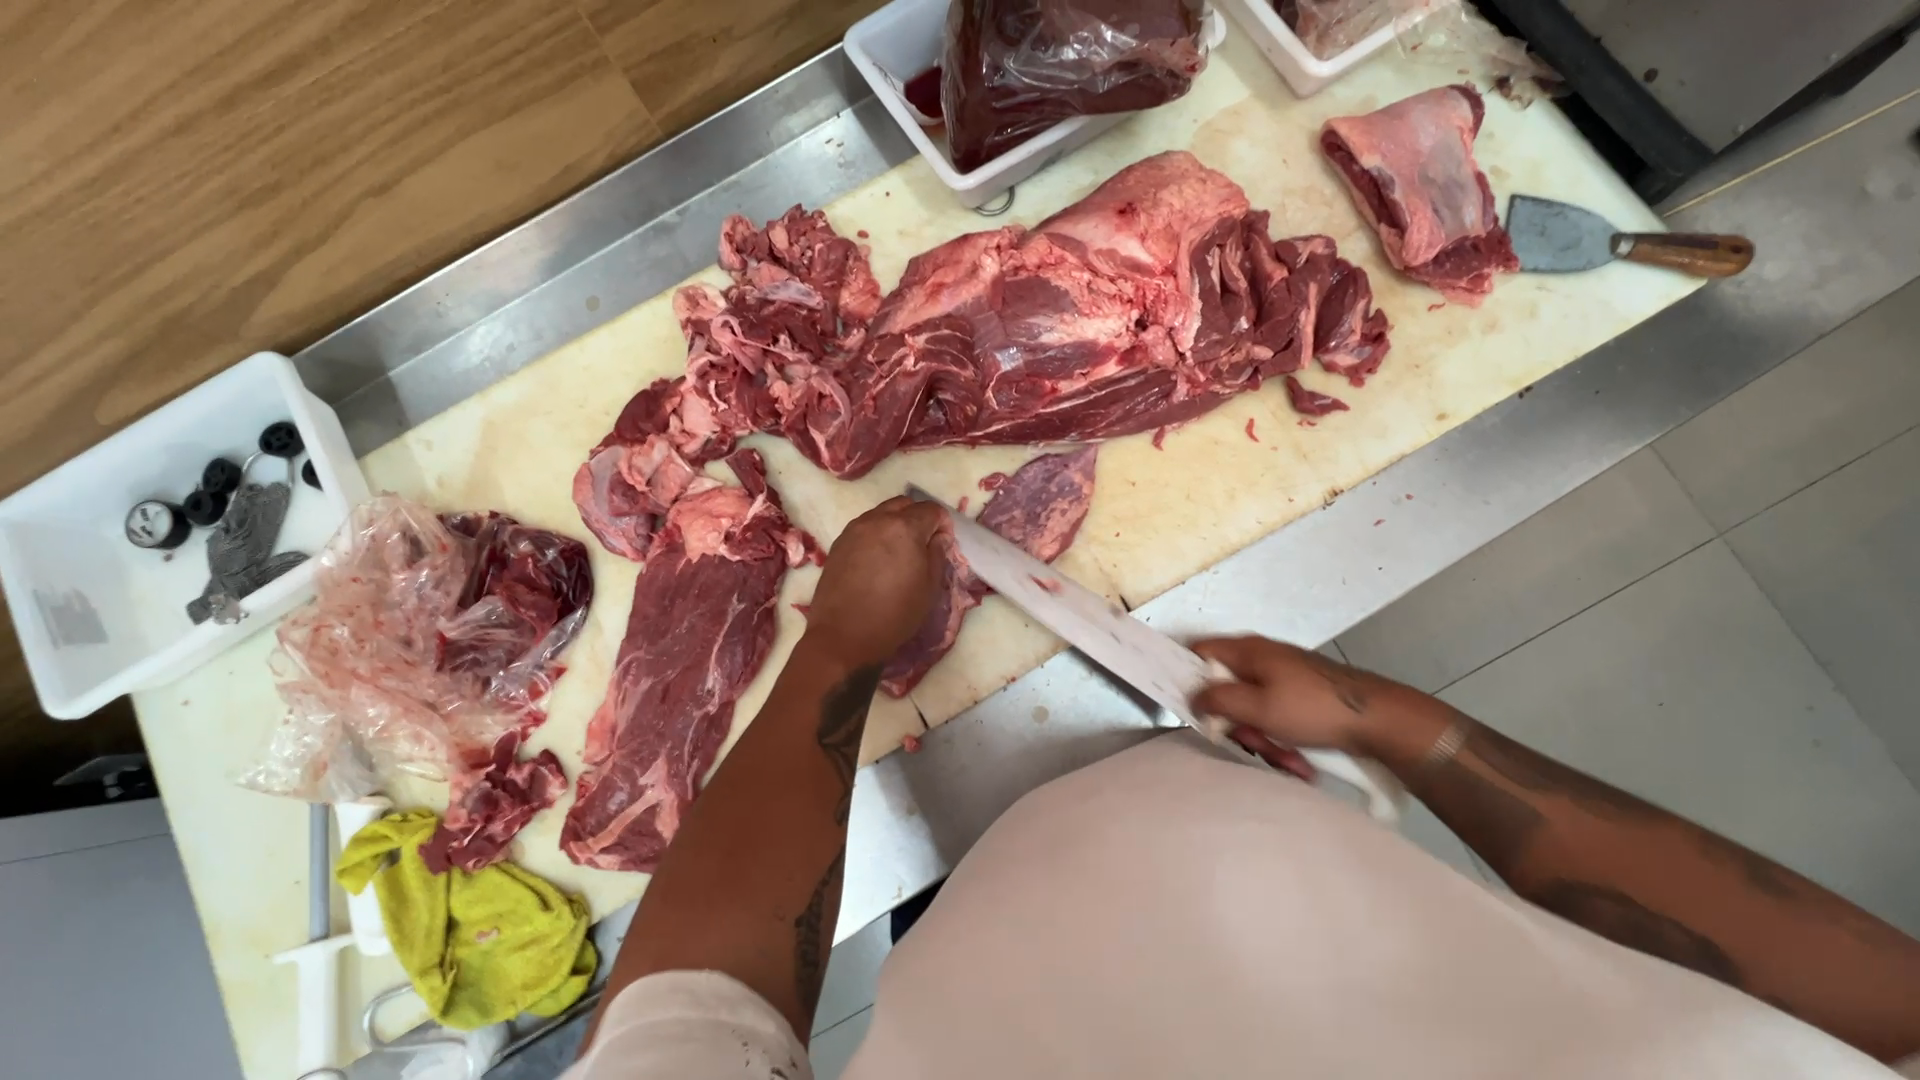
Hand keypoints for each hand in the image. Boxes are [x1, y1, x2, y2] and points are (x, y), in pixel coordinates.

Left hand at [805, 497, 948, 666]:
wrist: (843, 636)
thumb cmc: (894, 614)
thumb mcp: (929, 588)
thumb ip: (937, 554)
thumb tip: (938, 537)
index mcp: (904, 527)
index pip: (931, 510)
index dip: (943, 524)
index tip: (943, 544)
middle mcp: (877, 520)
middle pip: (904, 504)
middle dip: (918, 518)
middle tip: (923, 545)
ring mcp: (854, 530)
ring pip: (882, 513)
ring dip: (896, 524)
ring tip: (899, 553)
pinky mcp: (838, 543)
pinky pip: (864, 527)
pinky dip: (877, 534)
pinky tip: (878, 560)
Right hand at [1191, 636, 1402, 756]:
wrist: (1380, 719)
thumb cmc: (1312, 709)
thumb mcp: (1258, 707)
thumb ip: (1218, 699)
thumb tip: (1193, 696)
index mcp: (1247, 651)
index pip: (1199, 652)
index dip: (1188, 678)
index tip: (1194, 710)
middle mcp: (1262, 657)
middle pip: (1227, 688)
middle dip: (1237, 722)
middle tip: (1252, 744)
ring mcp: (1284, 676)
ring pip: (1253, 708)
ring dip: (1263, 738)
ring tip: (1286, 760)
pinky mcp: (1303, 695)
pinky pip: (1277, 715)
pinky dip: (1283, 738)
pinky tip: (1299, 761)